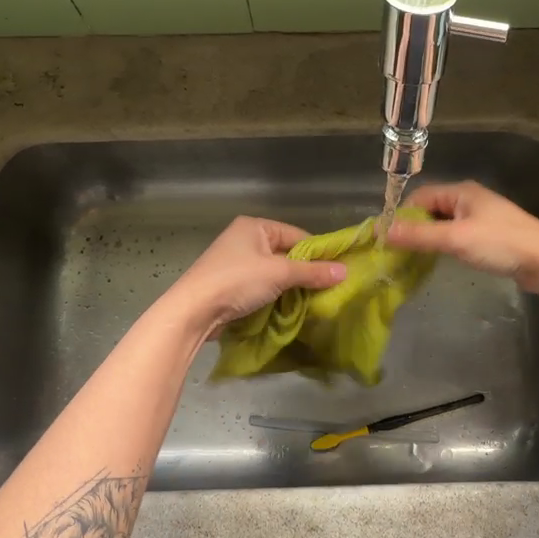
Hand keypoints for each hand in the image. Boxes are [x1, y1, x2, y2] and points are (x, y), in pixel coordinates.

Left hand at [162, 217, 347, 334]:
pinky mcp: (230, 285)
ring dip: (290, 287)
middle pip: (286, 254)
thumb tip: (345, 272)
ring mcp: (236, 263)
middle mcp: (244, 240)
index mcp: (255, 227)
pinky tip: (289, 309)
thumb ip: (312, 272)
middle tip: (329, 289)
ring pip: (274, 273)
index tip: (337, 271)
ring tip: (313, 302)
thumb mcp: (279, 274)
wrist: (193, 310)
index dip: (317, 253)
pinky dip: (275, 296)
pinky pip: (261, 287)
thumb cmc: (237, 281)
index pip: (297, 235)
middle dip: (304, 272)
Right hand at [386, 181, 538, 291]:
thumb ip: (419, 236)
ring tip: (414, 258)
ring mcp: (481, 218)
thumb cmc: (501, 243)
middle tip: (398, 251)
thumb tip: (382, 232)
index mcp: (462, 192)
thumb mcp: (456, 239)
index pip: (421, 197)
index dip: (402, 215)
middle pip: (432, 209)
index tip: (388, 237)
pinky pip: (458, 236)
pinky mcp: (490, 236)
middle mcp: (470, 200)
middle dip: (414, 228)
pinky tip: (441, 261)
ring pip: (445, 224)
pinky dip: (446, 246)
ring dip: (430, 238)